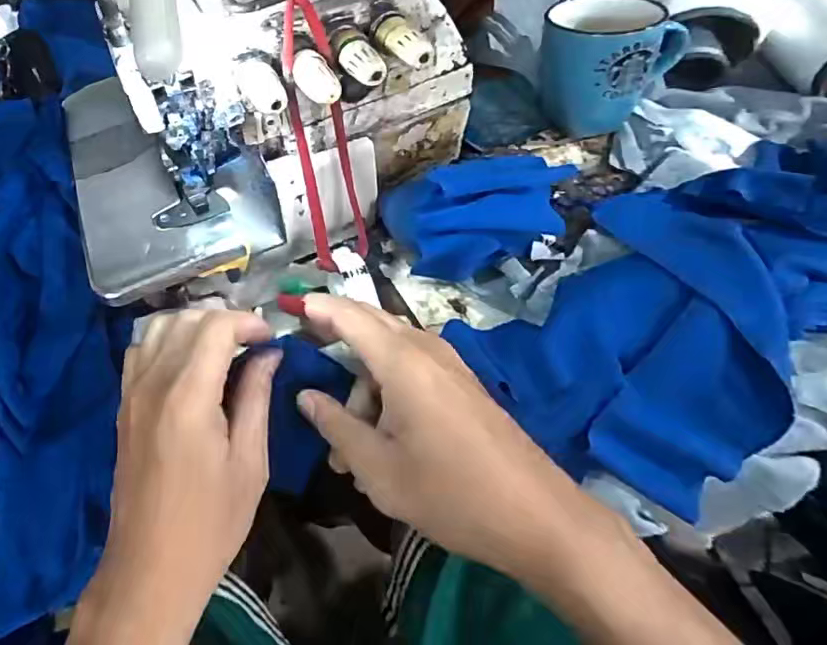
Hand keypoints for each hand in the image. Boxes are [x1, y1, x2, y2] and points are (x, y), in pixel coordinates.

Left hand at [71, 309, 281, 644]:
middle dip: (224, 318)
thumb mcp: (249, 463)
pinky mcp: (123, 401)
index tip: (271, 337)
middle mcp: (153, 380)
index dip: (247, 321)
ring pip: (159, 325)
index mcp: (187, 395)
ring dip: (193, 324)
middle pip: (187, 319)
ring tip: (223, 346)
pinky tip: (187, 360)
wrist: (149, 565)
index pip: (215, 326)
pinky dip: (165, 338)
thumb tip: (268, 353)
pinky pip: (140, 348)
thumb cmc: (210, 523)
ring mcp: (132, 389)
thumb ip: (257, 397)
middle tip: (253, 342)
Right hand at [295, 294, 605, 581]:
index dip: (314, 306)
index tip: (284, 305)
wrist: (542, 520)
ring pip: (387, 351)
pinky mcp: (460, 384)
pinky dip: (384, 387)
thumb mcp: (379, 468)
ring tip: (344, 439)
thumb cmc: (452, 492)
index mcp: (401, 361)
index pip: (347, 314)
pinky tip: (378, 432)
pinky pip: (410, 367)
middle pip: (368, 321)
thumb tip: (306, 396)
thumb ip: (335, 425)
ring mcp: (447, 365)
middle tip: (302, 352)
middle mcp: (424, 350)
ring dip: (359, 381)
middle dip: (332, 333)